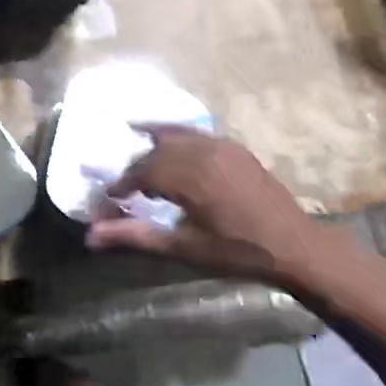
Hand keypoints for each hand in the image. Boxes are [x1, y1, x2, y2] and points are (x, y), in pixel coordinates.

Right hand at [86, 125, 326, 287]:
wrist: (295, 245)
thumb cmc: (237, 251)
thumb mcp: (183, 247)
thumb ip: (135, 237)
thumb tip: (90, 237)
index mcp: (189, 177)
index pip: (141, 172)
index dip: (122, 183)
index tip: (111, 197)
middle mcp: (202, 152)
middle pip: (155, 151)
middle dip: (136, 166)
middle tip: (125, 185)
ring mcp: (221, 146)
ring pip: (174, 136)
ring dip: (154, 148)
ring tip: (142, 163)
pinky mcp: (235, 148)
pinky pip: (196, 133)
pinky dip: (176, 138)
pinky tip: (172, 151)